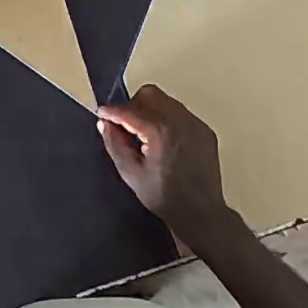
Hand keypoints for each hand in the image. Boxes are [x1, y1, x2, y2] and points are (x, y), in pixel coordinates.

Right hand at [96, 84, 240, 244]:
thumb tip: (105, 124)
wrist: (200, 212)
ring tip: (145, 135)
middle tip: (125, 125)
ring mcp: (196, 124)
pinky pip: (181, 113)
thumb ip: (115, 144)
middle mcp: (180, 121)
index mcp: (160, 131)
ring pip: (166, 101)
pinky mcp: (205, 130)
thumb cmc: (164, 196)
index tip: (102, 114)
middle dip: (133, 105)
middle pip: (150, 95)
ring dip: (150, 111)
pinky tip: (163, 141)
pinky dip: (167, 119)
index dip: (112, 111)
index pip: (130, 110)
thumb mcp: (131, 173)